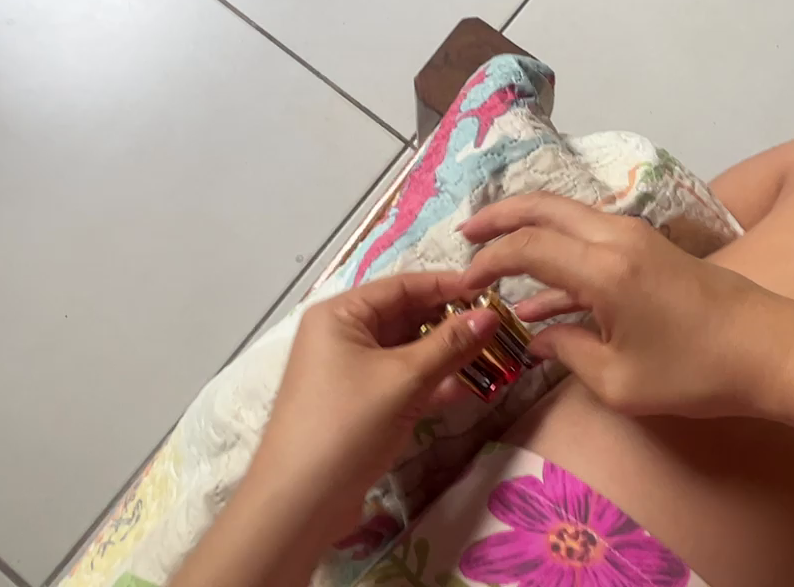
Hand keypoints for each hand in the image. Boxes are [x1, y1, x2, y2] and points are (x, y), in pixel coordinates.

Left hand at [248, 271, 500, 543]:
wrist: (298, 508)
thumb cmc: (347, 426)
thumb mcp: (404, 379)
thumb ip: (450, 344)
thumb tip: (491, 315)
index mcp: (341, 314)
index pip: (402, 285)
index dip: (446, 285)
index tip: (489, 289)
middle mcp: (342, 335)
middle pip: (405, 316)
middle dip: (449, 322)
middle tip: (495, 325)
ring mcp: (348, 371)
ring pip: (406, 351)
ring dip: (445, 354)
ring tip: (490, 354)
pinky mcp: (358, 404)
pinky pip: (400, 380)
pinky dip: (430, 381)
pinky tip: (466, 387)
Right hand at [459, 193, 793, 418]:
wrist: (770, 349)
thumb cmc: (697, 372)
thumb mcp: (620, 381)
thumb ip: (566, 351)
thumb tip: (534, 337)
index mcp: (603, 268)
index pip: (527, 247)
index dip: (487, 260)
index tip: (462, 282)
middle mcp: (614, 236)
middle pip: (542, 207)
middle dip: (498, 216)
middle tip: (465, 234)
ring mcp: (634, 235)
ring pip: (566, 214)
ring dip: (527, 227)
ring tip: (491, 251)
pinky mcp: (647, 245)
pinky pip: (588, 235)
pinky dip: (559, 250)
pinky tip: (540, 293)